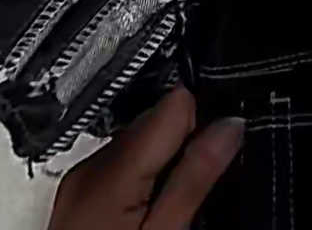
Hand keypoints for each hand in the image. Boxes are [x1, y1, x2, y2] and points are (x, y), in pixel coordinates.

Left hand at [48, 87, 244, 229]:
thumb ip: (196, 177)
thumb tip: (231, 123)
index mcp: (112, 171)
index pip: (176, 101)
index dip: (202, 122)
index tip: (211, 154)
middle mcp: (91, 166)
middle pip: (159, 117)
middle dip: (185, 143)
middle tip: (192, 192)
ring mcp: (81, 181)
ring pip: (145, 138)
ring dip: (167, 159)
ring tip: (170, 206)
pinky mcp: (80, 195)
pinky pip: (127, 160)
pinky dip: (147, 174)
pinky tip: (148, 211)